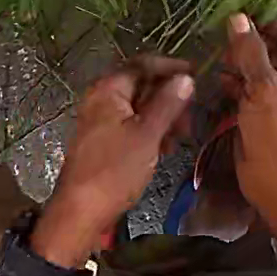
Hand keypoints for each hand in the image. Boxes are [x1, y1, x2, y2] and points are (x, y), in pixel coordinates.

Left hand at [35, 57, 194, 265]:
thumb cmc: (115, 170)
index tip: (196, 75)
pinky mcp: (103, 140)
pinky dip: (149, 130)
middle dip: (168, 97)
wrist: (81, 211)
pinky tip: (163, 147)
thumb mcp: (147, 135)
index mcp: (109, 89)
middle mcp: (101, 98)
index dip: (170, 67)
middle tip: (190, 116)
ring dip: (162, 116)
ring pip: (138, 107)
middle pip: (141, 85)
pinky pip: (131, 124)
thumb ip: (167, 104)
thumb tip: (186, 78)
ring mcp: (100, 119)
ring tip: (180, 136)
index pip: (143, 64)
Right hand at [225, 14, 276, 230]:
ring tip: (214, 62)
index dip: (268, 24)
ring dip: (235, 66)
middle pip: (270, 52)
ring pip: (253, 72)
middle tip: (221, 44)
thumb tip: (238, 17)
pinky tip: (214, 83)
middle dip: (246, 45)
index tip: (240, 23)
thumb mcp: (266, 90)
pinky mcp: (257, 119)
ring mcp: (275, 102)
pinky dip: (230, 86)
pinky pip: (243, 93)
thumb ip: (251, 53)